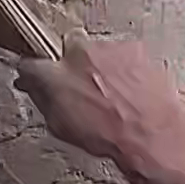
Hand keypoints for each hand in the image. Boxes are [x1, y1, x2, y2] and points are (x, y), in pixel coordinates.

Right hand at [13, 32, 184, 183]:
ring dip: (101, 67)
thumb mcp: (62, 126)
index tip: (38, 79)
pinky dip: (124, 68)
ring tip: (113, 95)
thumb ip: (44, 100)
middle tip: (83, 88)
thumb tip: (34, 87)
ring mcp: (108, 48)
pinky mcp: (134, 48)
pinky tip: (131, 91)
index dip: (34, 73)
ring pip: (97, 51)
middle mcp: (78, 54)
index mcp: (54, 75)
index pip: (31, 64)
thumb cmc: (110, 135)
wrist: (153, 134)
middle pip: (68, 49)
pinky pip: (122, 55)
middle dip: (73, 65)